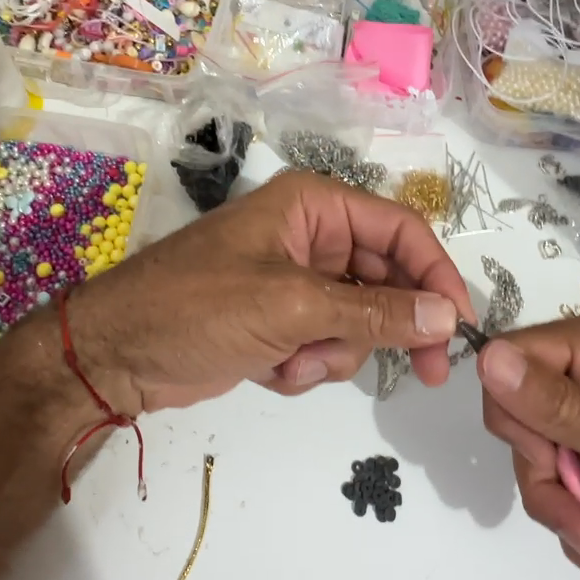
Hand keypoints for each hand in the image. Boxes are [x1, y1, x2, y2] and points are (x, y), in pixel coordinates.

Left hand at [63, 172, 476, 413]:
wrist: (116, 354)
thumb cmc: (199, 305)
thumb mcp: (293, 306)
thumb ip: (376, 311)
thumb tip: (449, 316)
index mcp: (315, 205)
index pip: (400, 230)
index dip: (436, 273)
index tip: (462, 326)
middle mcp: (312, 234)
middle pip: (386, 278)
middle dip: (389, 326)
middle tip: (424, 374)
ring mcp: (297, 279)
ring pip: (360, 318)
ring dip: (335, 350)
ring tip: (293, 360)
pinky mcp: (282, 319)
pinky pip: (328, 343)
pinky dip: (308, 364)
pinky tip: (271, 368)